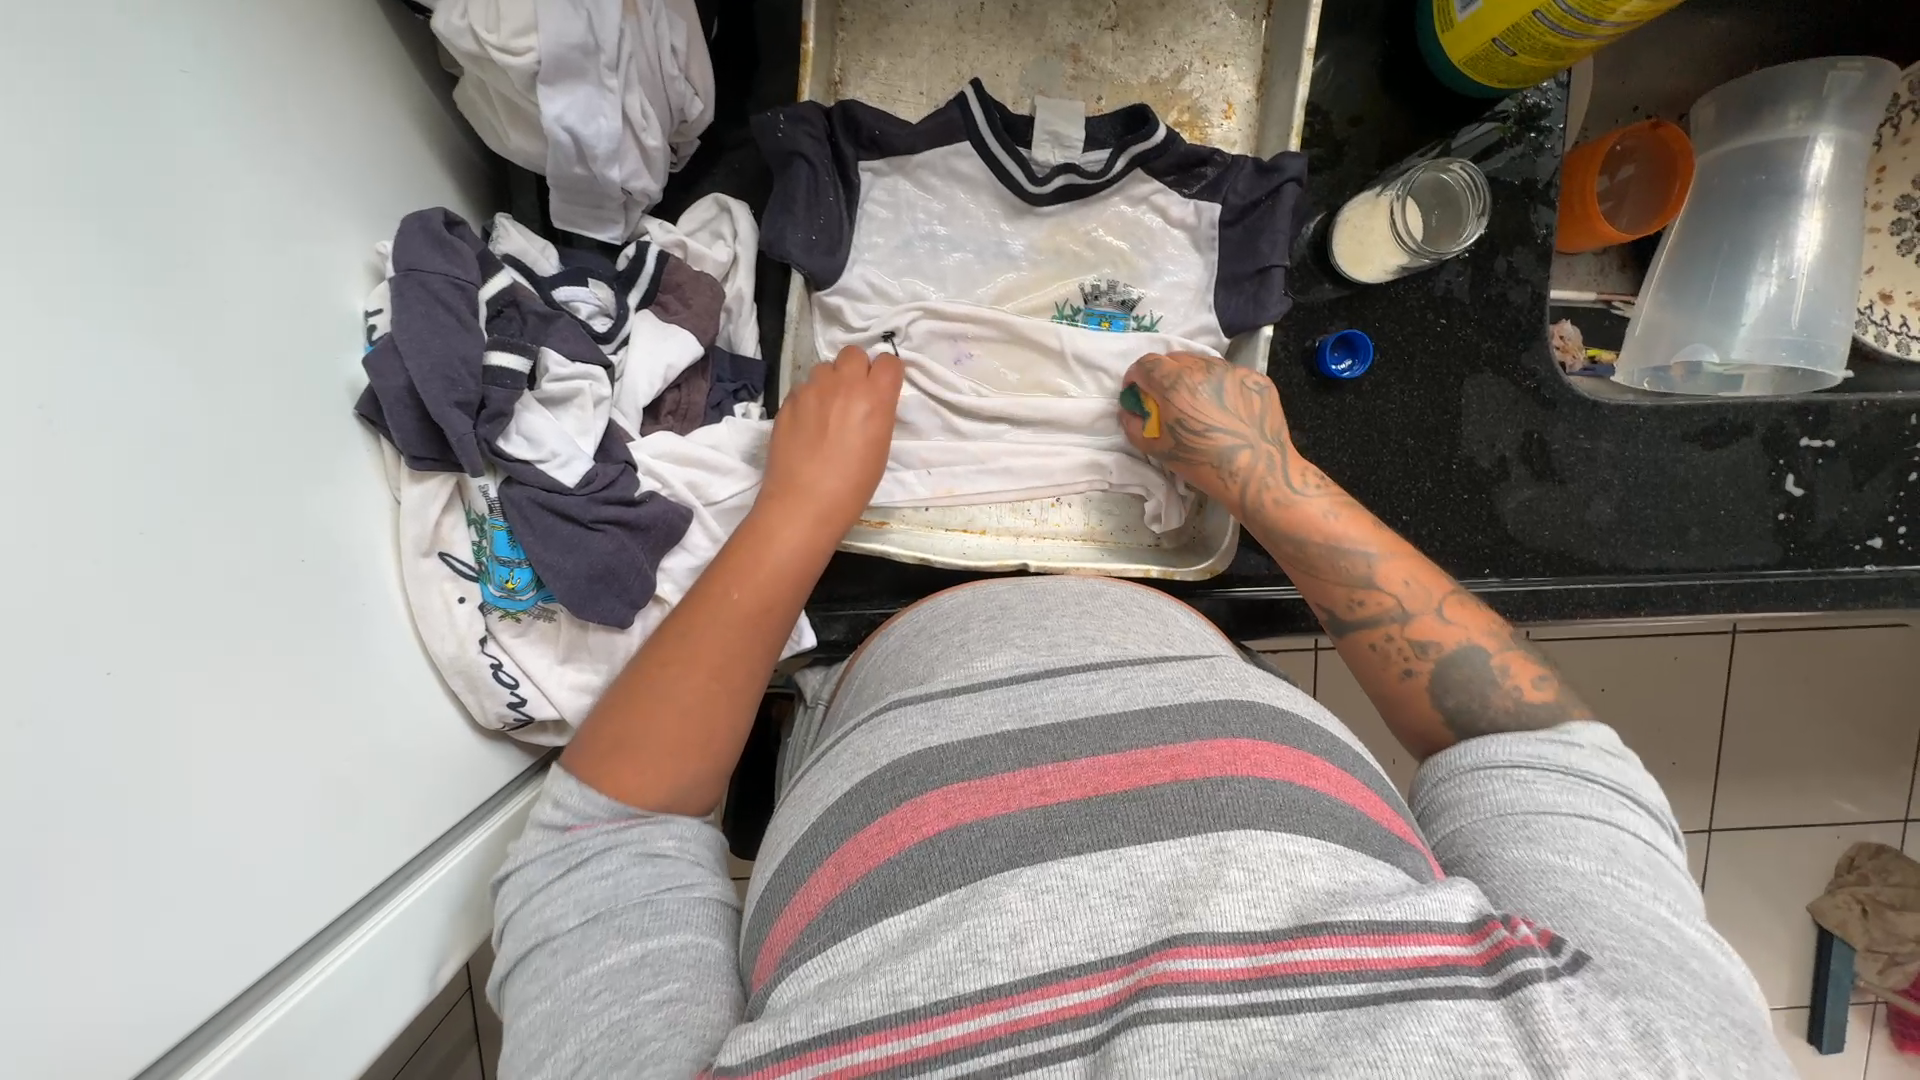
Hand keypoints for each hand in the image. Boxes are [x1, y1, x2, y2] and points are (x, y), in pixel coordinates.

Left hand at [758, 345, 902, 546]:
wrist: (804, 503)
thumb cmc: (853, 486)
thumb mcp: (880, 448)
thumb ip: (878, 414)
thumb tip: (871, 401)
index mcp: (874, 397)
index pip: (889, 362)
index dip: (887, 374)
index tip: (884, 390)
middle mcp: (843, 385)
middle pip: (854, 353)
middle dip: (857, 369)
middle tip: (854, 396)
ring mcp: (811, 390)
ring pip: (825, 368)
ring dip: (830, 382)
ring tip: (828, 412)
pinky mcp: (788, 401)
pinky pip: (803, 388)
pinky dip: (809, 400)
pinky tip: (808, 427)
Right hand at [1118, 351, 1295, 513]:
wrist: (1257, 473)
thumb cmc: (1202, 464)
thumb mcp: (1157, 450)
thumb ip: (1134, 426)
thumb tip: (1129, 410)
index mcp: (1175, 385)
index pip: (1146, 363)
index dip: (1136, 375)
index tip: (1136, 390)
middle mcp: (1203, 369)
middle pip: (1174, 358)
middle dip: (1162, 374)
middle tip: (1164, 398)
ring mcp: (1233, 371)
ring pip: (1203, 363)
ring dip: (1191, 377)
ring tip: (1195, 403)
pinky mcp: (1256, 378)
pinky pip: (1228, 375)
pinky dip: (1218, 386)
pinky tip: (1223, 410)